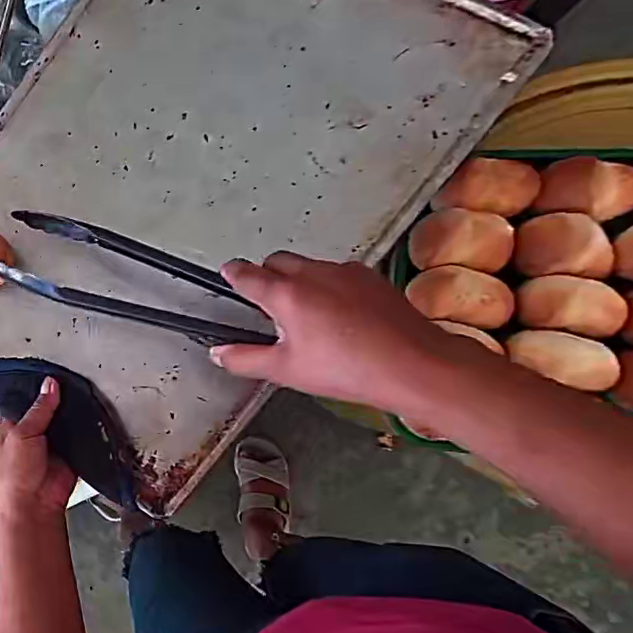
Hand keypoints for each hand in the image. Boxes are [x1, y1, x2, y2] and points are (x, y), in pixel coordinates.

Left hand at [0, 377, 77, 517]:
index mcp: (13, 425)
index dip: (37, 385)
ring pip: (66, 418)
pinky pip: (80, 433)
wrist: (36, 504)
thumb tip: (50, 384)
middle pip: (49, 407)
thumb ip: (39, 409)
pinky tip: (94, 410)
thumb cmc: (16, 473)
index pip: (25, 399)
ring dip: (74, 410)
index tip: (51, 369)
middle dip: (60, 397)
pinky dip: (86, 425)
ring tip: (87, 388)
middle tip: (74, 376)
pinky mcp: (70, 450)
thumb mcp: (23, 434)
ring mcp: (53, 440)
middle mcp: (33, 431)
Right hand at [210, 252, 470, 412]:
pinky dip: (326, 284)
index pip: (248, 275)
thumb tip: (219, 353)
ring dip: (297, 279)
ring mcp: (345, 272)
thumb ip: (245, 359)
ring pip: (309, 264)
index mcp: (287, 294)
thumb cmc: (348, 369)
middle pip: (277, 261)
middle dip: (266, 274)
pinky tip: (336, 314)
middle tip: (265, 300)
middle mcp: (314, 274)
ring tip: (304, 313)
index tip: (228, 272)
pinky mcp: (370, 277)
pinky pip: (337, 272)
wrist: (413, 364)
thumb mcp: (286, 370)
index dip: (234, 273)